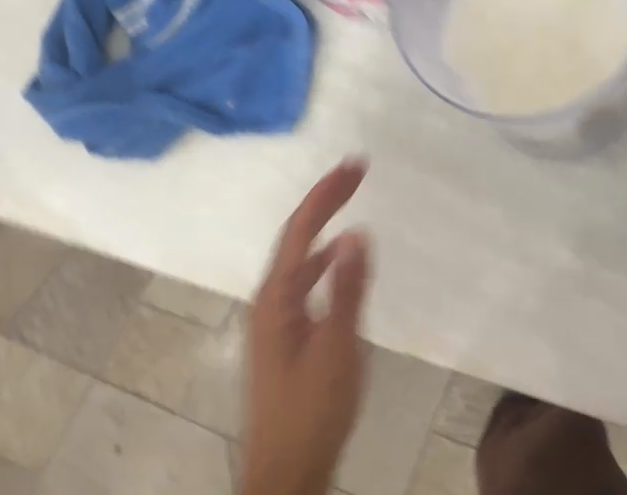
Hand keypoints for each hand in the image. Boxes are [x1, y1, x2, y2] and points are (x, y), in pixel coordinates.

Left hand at [243, 160, 371, 494]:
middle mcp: (269, 302)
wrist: (287, 470)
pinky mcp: (286, 336)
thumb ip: (349, 289)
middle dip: (325, 200)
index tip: (356, 163)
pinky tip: (339, 259)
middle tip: (357, 169)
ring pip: (299, 257)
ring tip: (350, 199)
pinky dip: (323, 257)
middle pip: (296, 237)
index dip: (327, 193)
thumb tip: (357, 231)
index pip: (301, 230)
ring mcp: (275, 320)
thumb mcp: (338, 347)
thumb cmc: (313, 408)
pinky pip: (304, 278)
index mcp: (276, 299)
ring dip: (324, 224)